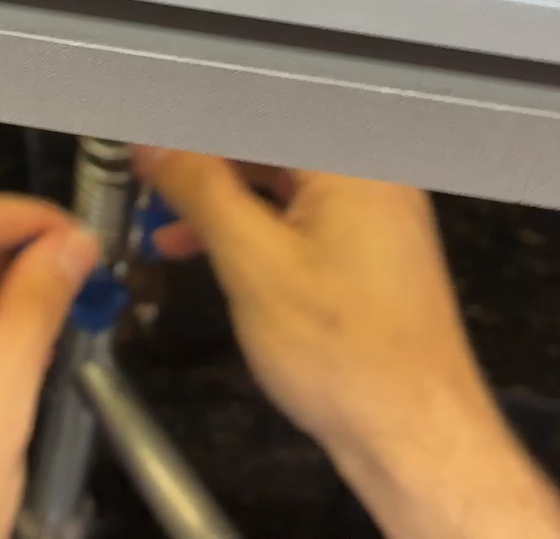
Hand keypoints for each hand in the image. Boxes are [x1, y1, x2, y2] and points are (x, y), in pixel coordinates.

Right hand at [135, 148, 559, 538]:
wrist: (414, 445)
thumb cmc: (338, 350)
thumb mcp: (251, 261)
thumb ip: (198, 188)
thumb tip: (150, 143)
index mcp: (351, 165)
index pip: (258, 115)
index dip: (196, 120)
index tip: (145, 131)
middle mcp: (368, 178)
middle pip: (267, 144)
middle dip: (201, 158)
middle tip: (145, 169)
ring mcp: (367, 216)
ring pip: (275, 181)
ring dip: (215, 195)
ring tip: (160, 213)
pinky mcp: (359, 250)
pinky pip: (290, 215)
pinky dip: (244, 225)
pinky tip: (199, 246)